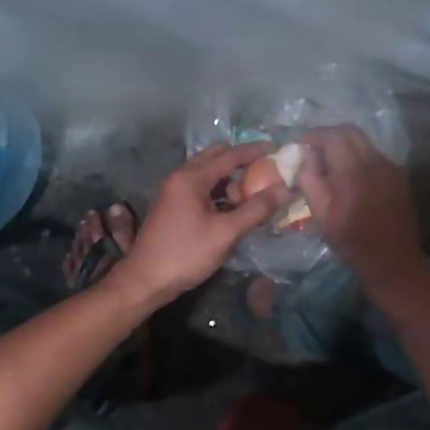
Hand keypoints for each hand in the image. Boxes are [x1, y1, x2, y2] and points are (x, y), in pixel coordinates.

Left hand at [113, 142, 290, 301]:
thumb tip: (284, 190)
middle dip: (242, 161)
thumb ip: (256, 209)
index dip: (255, 151)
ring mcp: (175, 191)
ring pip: (209, 174)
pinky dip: (220, 191)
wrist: (145, 281)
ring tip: (254, 194)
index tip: (277, 148)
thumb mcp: (226, 233)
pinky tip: (234, 207)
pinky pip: (202, 187)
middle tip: (266, 170)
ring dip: (231, 179)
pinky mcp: (174, 205)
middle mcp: (181, 177)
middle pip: (216, 157)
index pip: (229, 155)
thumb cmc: (186, 254)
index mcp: (191, 178)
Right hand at [296, 127, 429, 305]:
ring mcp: (391, 168)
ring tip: (328, 164)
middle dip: (329, 136)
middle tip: (312, 149)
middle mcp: (376, 162)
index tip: (299, 144)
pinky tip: (349, 177)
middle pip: (351, 132)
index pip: (333, 135)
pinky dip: (359, 158)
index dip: (313, 135)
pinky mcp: (399, 177)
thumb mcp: (323, 216)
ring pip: (365, 143)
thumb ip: (311, 182)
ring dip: (345, 146)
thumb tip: (304, 159)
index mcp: (355, 171)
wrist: (393, 261)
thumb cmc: (353, 242)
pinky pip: (375, 157)